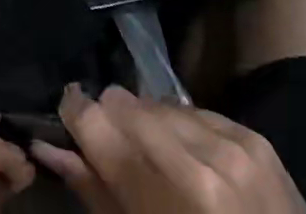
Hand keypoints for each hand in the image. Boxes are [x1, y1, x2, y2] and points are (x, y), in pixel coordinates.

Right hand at [30, 85, 305, 213]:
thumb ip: (97, 193)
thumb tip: (51, 147)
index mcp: (168, 200)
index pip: (102, 128)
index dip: (76, 112)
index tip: (66, 110)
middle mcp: (201, 162)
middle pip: (130, 108)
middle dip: (110, 116)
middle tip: (102, 134)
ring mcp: (233, 145)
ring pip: (161, 104)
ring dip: (143, 118)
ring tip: (142, 145)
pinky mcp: (254, 137)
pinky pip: (197, 112)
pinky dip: (179, 124)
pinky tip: (178, 146)